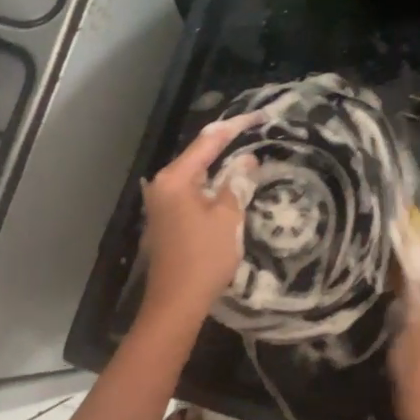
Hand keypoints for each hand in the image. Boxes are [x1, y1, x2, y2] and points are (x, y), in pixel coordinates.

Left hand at [138, 117, 253, 331]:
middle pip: (198, 154)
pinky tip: (228, 183)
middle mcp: (162, 184)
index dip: (235, 127)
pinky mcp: (166, 218)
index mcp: (175, 178)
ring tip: (247, 153)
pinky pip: (191, 190)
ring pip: (195, 174)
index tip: (258, 116)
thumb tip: (247, 161)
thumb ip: (236, 184)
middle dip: (227, 143)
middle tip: (255, 131)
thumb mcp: (227, 218)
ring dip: (220, 165)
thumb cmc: (204, 258)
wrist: (175, 302)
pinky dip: (211, 184)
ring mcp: (161, 202)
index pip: (208, 141)